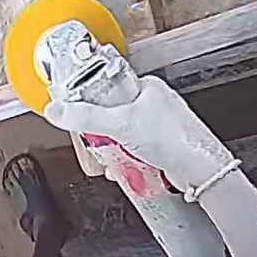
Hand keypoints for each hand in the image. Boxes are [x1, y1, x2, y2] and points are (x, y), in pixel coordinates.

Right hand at [44, 75, 234, 191]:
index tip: (80, 113)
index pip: (109, 86)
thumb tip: (56, 110)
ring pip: (124, 135)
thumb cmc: (172, 139)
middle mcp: (155, 103)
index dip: (92, 101)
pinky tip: (127, 167)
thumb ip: (86, 117)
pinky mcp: (163, 145)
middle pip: (113, 114)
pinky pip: (136, 150)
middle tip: (99, 143)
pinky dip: (128, 160)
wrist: (200, 169)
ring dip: (115, 150)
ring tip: (114, 158)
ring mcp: (160, 125)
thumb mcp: (120, 124)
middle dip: (103, 134)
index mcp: (147, 86)